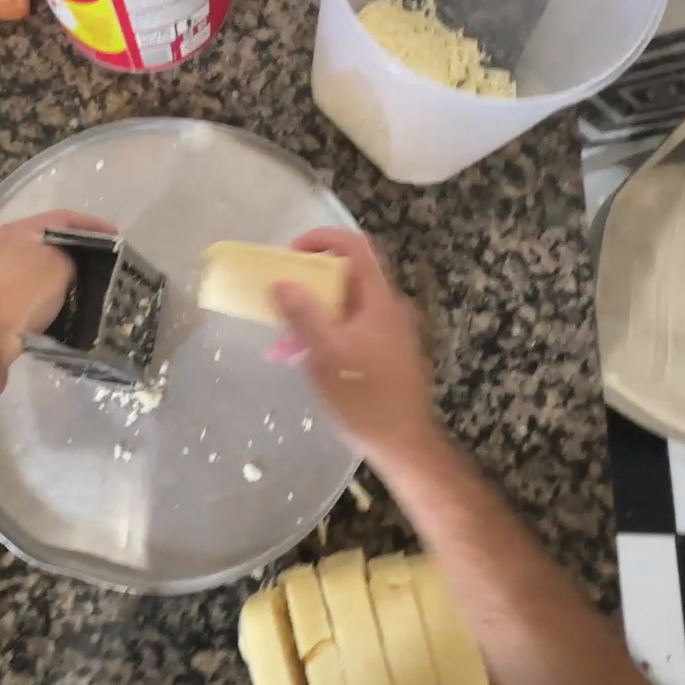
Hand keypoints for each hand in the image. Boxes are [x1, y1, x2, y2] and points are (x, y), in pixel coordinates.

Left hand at [0, 209, 115, 383]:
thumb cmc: (21, 296)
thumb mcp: (60, 268)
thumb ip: (70, 258)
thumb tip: (68, 266)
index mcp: (16, 231)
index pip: (62, 217)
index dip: (91, 224)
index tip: (113, 235)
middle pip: (45, 241)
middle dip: (72, 250)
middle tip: (98, 261)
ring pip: (33, 268)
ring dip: (56, 275)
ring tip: (81, 286)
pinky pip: (23, 292)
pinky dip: (41, 295)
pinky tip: (55, 307)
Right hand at [270, 228, 439, 463]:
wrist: (405, 445)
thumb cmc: (366, 398)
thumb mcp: (326, 355)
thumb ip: (303, 315)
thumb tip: (282, 282)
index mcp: (378, 300)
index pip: (355, 247)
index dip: (322, 239)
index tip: (290, 253)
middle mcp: (387, 308)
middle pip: (347, 276)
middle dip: (308, 283)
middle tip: (279, 296)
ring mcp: (388, 331)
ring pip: (345, 306)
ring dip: (312, 314)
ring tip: (282, 340)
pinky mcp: (385, 352)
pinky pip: (349, 329)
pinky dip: (324, 334)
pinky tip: (302, 359)